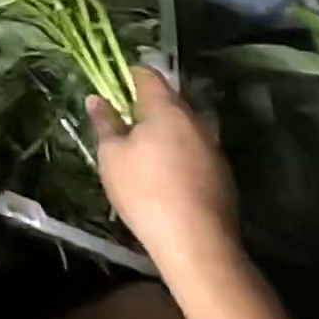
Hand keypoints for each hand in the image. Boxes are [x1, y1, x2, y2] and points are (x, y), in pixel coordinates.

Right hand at [88, 65, 236, 264]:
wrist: (197, 244)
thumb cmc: (144, 190)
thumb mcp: (111, 155)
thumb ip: (105, 123)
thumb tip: (97, 98)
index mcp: (167, 110)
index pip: (149, 76)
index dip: (128, 74)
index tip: (111, 83)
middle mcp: (196, 122)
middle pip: (170, 99)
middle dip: (146, 102)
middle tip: (122, 116)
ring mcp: (213, 148)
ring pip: (185, 124)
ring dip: (164, 126)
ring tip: (141, 143)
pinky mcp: (221, 173)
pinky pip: (195, 146)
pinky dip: (178, 147)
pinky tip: (163, 168)